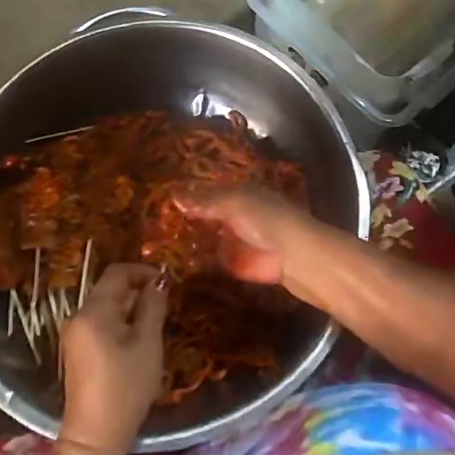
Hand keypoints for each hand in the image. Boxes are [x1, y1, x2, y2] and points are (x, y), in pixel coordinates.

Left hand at [58, 263, 166, 454]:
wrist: (95, 435)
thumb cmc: (126, 387)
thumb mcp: (147, 344)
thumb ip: (152, 308)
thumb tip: (158, 283)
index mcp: (93, 310)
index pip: (116, 273)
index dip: (141, 271)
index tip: (165, 280)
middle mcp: (78, 316)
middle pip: (108, 289)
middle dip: (136, 290)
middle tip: (164, 302)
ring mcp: (74, 334)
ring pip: (104, 307)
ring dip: (129, 307)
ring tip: (154, 321)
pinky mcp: (76, 350)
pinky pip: (99, 324)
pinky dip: (119, 323)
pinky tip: (136, 340)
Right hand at [171, 187, 312, 284]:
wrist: (301, 260)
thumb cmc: (268, 221)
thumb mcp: (233, 204)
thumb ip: (204, 201)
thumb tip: (173, 193)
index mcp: (241, 193)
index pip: (209, 189)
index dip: (189, 192)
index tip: (161, 198)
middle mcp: (240, 214)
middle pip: (208, 214)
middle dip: (186, 218)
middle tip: (153, 224)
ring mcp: (241, 240)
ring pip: (209, 237)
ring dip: (190, 240)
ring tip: (157, 244)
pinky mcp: (241, 264)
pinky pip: (214, 259)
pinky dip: (199, 260)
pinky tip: (176, 262)